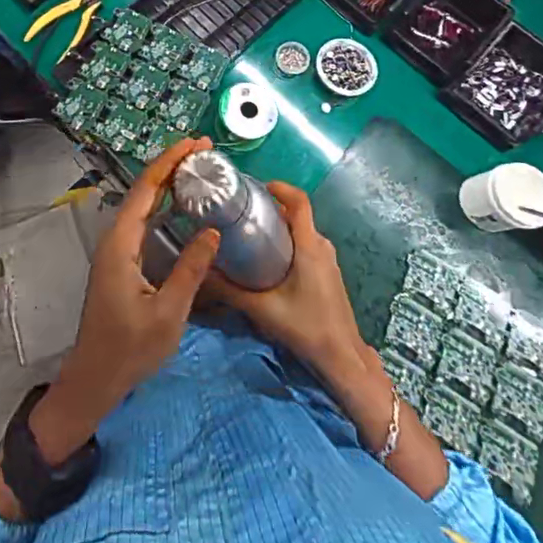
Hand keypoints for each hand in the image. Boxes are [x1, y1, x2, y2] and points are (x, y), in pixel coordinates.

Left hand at [30, 137, 219, 461]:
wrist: (95, 378)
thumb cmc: (129, 349)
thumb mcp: (169, 312)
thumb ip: (190, 270)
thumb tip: (211, 230)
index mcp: (120, 245)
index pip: (145, 190)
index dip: (169, 162)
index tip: (194, 143)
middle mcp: (114, 240)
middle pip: (142, 191)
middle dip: (171, 166)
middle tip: (203, 150)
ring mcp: (115, 252)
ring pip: (141, 206)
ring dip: (166, 184)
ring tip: (197, 169)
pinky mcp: (120, 264)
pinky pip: (142, 224)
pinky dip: (162, 208)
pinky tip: (181, 209)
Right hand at [209, 182, 448, 498]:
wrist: (341, 356)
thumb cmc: (305, 326)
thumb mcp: (262, 308)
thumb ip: (229, 290)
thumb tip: (200, 274)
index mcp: (309, 246)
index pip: (300, 202)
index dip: (281, 187)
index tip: (258, 186)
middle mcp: (322, 247)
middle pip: (297, 215)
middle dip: (271, 209)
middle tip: (241, 213)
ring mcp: (328, 260)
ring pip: (301, 232)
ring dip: (279, 228)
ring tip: (249, 233)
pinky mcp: (328, 273)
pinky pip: (306, 246)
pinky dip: (287, 242)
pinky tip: (267, 259)